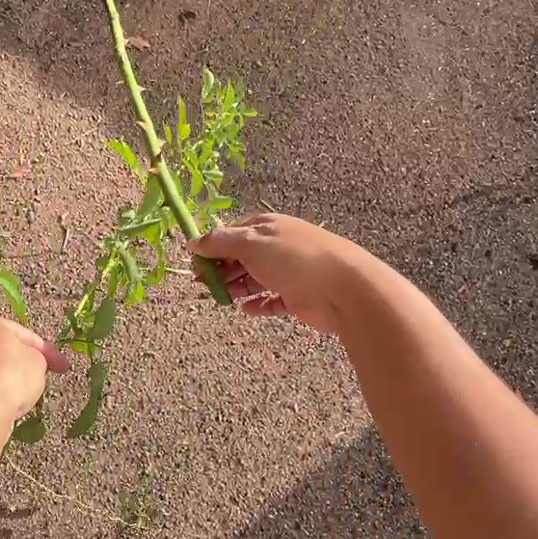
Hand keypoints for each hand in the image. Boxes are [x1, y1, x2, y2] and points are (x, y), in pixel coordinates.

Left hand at [0, 314, 67, 421]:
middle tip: (43, 375)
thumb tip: (29, 362)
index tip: (63, 366)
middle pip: (4, 350)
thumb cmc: (13, 373)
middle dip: (24, 362)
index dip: (47, 350)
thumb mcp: (38, 361)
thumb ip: (36, 357)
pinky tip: (10, 404)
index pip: (23, 333)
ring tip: (28, 394)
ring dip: (11, 379)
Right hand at [189, 213, 367, 333]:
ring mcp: (287, 273)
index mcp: (267, 228)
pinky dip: (257, 305)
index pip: (231, 234)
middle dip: (221, 270)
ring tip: (223, 298)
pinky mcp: (296, 297)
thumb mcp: (250, 243)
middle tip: (204, 284)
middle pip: (240, 258)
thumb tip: (193, 242)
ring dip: (236, 287)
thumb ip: (219, 242)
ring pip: (253, 280)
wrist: (344, 288)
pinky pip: (271, 301)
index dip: (212, 247)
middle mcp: (276, 248)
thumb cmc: (294, 258)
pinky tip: (247, 310)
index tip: (196, 263)